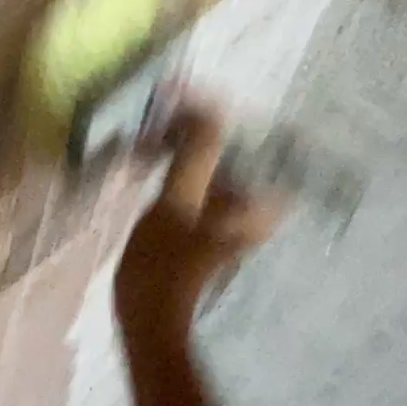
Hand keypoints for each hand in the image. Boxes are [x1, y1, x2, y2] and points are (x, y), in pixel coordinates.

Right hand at [116, 98, 283, 320]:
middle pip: (228, 142)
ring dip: (180, 137)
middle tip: (159, 102)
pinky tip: (148, 151)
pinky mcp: (206, 213)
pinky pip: (194, 171)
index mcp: (258, 198)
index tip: (180, 91)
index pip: (247, 133)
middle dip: (195, 119)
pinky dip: (174, 157)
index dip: (215, 108)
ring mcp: (230, 207)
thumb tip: (210, 105)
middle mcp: (254, 200)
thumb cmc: (164, 263)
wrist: (147, 314)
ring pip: (208, 155)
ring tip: (149, 123)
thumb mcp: (177, 201)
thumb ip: (196, 152)